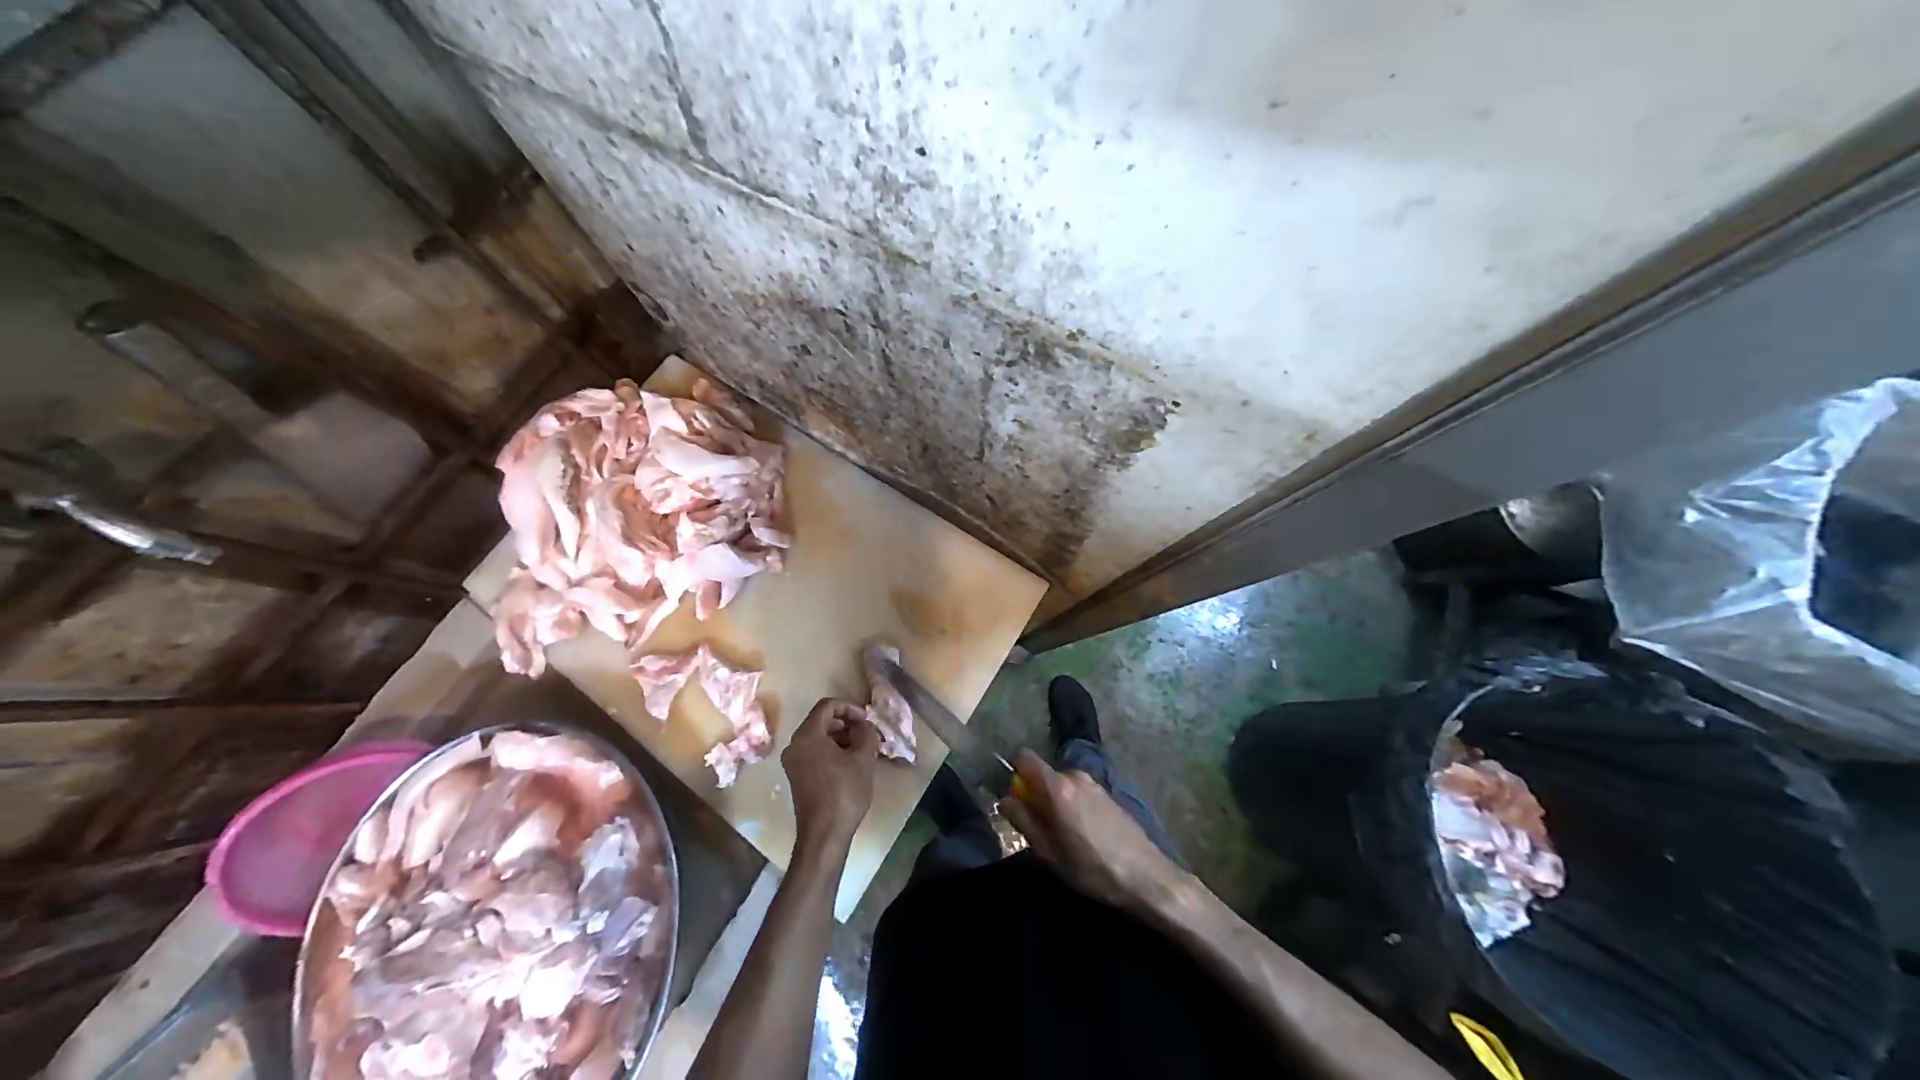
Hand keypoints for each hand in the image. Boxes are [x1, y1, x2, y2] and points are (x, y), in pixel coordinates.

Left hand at [783, 698, 879, 858]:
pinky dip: (830, 750)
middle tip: (866, 734)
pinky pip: (813, 752)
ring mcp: (792, 762)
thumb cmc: (844, 793)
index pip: (827, 706)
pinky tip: (849, 764)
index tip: (866, 720)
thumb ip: (866, 734)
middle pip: (820, 720)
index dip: (849, 707)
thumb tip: (864, 726)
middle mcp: (794, 745)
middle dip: (845, 723)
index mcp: (807, 736)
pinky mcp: (796, 776)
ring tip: (861, 749)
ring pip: (817, 737)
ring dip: (840, 737)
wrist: (824, 834)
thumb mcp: (863, 760)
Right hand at [998, 751, 1184, 913]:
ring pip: (1062, 784)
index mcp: (1058, 787)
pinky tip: (1084, 833)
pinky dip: (1073, 805)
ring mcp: (1095, 783)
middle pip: (1044, 774)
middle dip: (1037, 795)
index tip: (1017, 800)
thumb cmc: (1092, 868)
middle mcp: (1076, 776)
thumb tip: (1005, 800)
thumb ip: (1024, 821)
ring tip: (1065, 835)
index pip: (1025, 758)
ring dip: (1056, 802)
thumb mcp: (1050, 852)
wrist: (1146, 876)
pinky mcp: (1108, 793)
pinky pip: (1079, 791)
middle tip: (1041, 828)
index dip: (1015, 774)